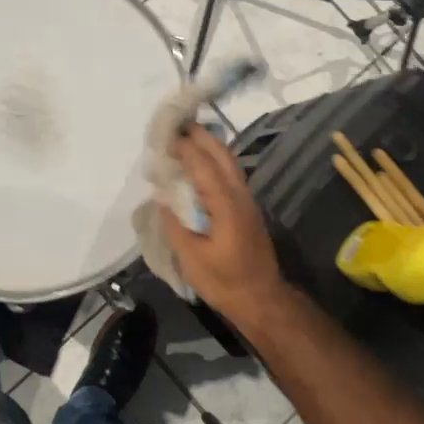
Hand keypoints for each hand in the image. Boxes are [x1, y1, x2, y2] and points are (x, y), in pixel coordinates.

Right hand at [160, 125, 286, 315]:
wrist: (261, 299)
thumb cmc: (225, 281)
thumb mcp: (192, 257)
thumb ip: (175, 224)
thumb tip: (161, 197)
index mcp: (226, 204)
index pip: (203, 165)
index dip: (185, 147)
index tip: (166, 134)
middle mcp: (240, 195)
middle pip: (221, 155)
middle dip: (200, 136)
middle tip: (177, 124)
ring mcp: (246, 201)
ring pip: (229, 163)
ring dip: (209, 146)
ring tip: (186, 138)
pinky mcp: (246, 209)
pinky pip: (229, 175)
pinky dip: (213, 162)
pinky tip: (199, 166)